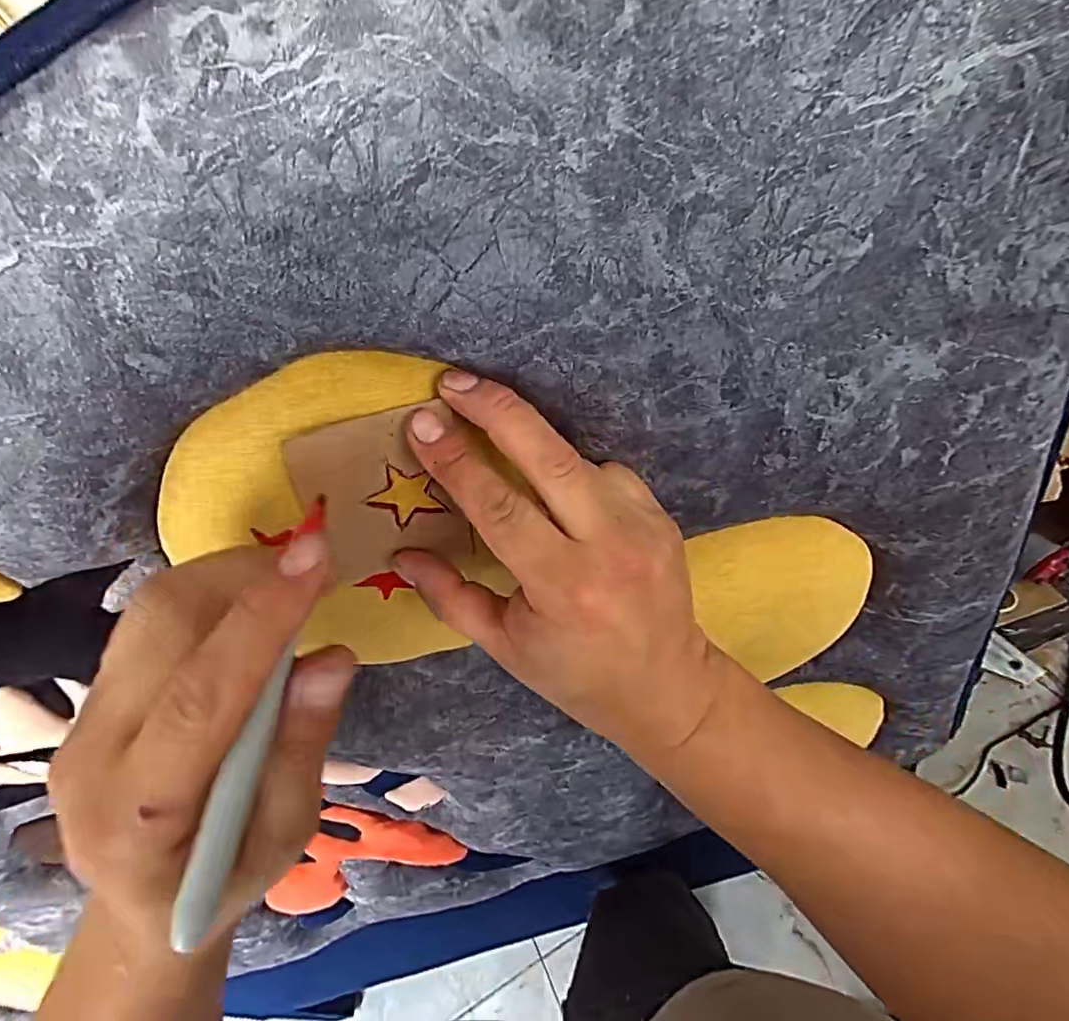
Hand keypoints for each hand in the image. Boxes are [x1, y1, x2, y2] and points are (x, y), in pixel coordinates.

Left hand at [46, 535, 355, 977]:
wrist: (141, 904)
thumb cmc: (222, 883)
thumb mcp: (285, 837)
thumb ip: (303, 746)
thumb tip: (332, 657)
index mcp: (137, 816)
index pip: (200, 696)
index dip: (261, 621)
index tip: (314, 561)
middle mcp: (90, 755)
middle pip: (164, 628)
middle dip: (246, 575)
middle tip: (313, 560)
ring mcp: (80, 719)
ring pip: (152, 608)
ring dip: (228, 572)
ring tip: (288, 573)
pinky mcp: (90, 694)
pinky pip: (150, 617)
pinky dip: (209, 588)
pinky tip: (250, 597)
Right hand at [393, 370, 736, 755]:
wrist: (667, 687)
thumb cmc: (574, 672)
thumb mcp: (503, 645)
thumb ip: (449, 596)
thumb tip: (400, 554)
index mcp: (563, 586)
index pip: (500, 508)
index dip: (457, 462)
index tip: (424, 423)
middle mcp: (609, 546)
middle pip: (548, 458)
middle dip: (497, 410)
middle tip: (455, 382)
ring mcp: (643, 524)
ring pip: (577, 456)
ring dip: (531, 439)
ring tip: (493, 431)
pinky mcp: (660, 514)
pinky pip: (604, 471)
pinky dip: (571, 471)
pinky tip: (557, 493)